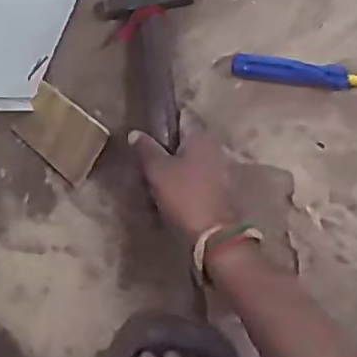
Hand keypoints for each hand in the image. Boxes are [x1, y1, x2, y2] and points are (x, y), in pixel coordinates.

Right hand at [129, 115, 243, 242]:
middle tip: (144, 162)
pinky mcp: (220, 190)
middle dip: (164, 151)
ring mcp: (220, 170)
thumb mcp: (156, 169)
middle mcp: (215, 148)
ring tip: (151, 181)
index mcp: (202, 137)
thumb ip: (145, 148)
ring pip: (188, 163)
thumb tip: (135, 133)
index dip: (159, 128)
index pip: (178, 121)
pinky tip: (167, 194)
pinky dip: (181, 183)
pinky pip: (194, 179)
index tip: (143, 138)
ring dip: (172, 170)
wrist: (213, 235)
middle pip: (182, 144)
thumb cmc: (184, 194)